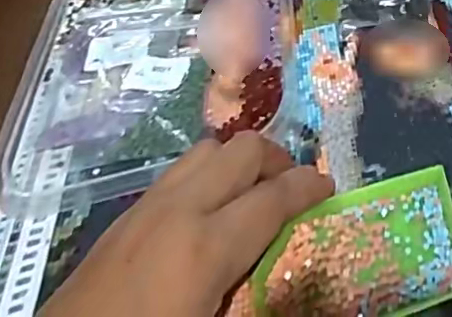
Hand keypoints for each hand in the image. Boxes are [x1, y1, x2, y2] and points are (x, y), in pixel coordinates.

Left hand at [41, 133, 331, 316]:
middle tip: (294, 190)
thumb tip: (298, 281)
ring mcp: (144, 209)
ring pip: (208, 150)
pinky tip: (207, 212)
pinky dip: (207, 175)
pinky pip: (178, 172)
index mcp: (204, 248)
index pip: (274, 197)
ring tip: (252, 194)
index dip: (310, 188)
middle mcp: (178, 212)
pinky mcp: (121, 220)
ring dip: (240, 163)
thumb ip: (260, 301)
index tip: (330, 190)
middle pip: (243, 151)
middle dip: (278, 162)